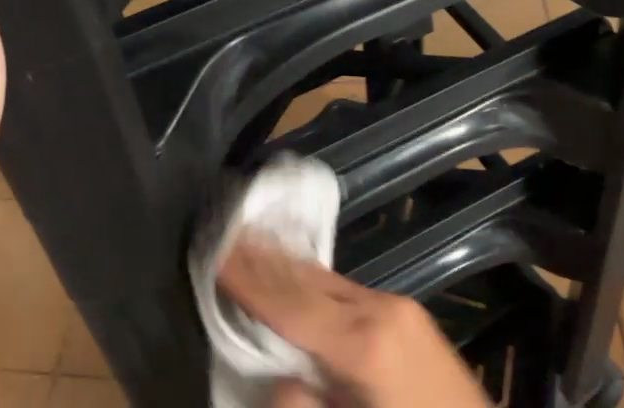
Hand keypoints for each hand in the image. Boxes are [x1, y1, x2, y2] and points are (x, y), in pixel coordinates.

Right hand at [217, 239, 491, 407]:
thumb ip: (304, 404)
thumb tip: (277, 377)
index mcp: (363, 344)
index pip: (290, 303)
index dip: (249, 278)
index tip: (215, 251)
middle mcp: (380, 310)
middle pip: (307, 280)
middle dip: (263, 259)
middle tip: (223, 233)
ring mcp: (398, 308)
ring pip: (327, 279)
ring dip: (286, 264)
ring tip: (248, 242)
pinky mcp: (407, 314)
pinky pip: (345, 288)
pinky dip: (312, 279)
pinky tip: (295, 272)